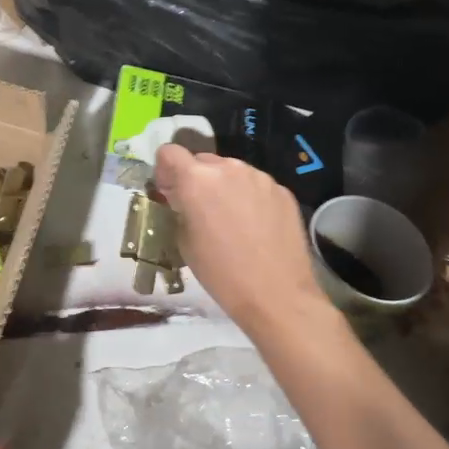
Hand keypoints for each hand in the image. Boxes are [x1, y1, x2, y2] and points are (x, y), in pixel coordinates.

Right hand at [152, 146, 325, 333]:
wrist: (278, 296)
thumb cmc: (221, 273)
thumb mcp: (184, 241)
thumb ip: (180, 209)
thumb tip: (182, 200)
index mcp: (196, 179)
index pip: (170, 152)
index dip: (165, 170)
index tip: (171, 192)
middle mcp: (228, 168)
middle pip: (202, 161)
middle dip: (197, 180)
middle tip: (201, 209)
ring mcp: (259, 177)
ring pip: (231, 172)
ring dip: (225, 186)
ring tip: (233, 219)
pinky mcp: (282, 190)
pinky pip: (256, 185)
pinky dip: (250, 197)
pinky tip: (257, 226)